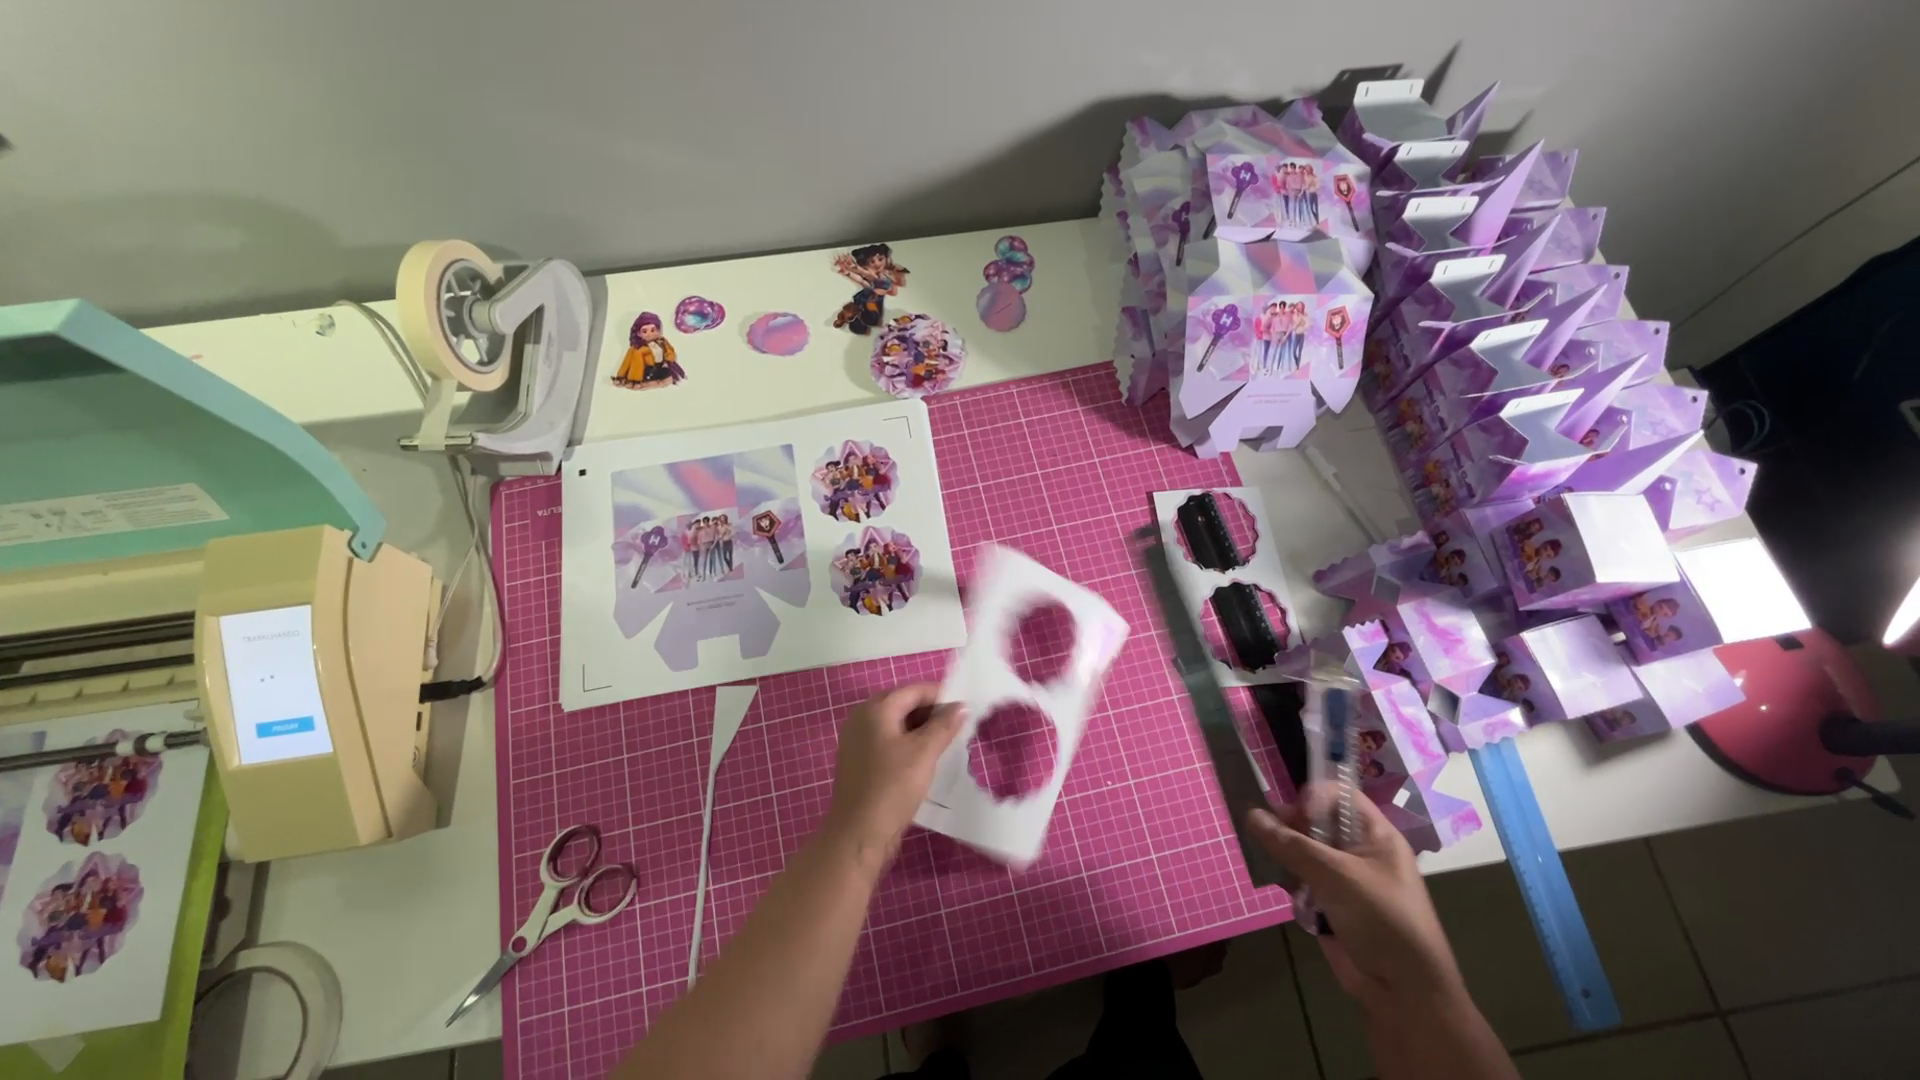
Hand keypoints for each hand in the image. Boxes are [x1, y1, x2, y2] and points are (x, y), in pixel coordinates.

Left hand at [824, 684, 964, 864]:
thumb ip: (944, 726)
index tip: (965, 709)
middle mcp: (862, 719)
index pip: (913, 690)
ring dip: (921, 730)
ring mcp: (858, 742)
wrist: (858, 833)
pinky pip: (888, 742)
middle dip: (931, 712)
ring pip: (896, 725)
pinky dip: (908, 744)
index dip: (941, 696)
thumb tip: (960, 706)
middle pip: (902, 705)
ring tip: (946, 743)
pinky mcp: (860, 762)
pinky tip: (925, 760)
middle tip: (958, 726)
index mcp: (875, 710)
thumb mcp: (923, 753)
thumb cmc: (892, 787)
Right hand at [1247, 787, 1464, 1015]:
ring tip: (1274, 865)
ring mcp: (1344, 880)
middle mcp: (1360, 852)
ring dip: (1287, 857)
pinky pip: (1301, 880)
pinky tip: (1285, 890)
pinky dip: (1290, 882)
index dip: (1314, 797)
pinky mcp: (1329, 904)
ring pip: (1304, 852)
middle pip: (1317, 822)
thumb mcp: (1337, 876)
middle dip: (1292, 827)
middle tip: (1269, 837)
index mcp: (1376, 836)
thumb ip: (1292, 844)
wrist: (1402, 992)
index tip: (1292, 814)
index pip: (1340, 796)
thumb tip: (1251, 814)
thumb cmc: (1382, 921)